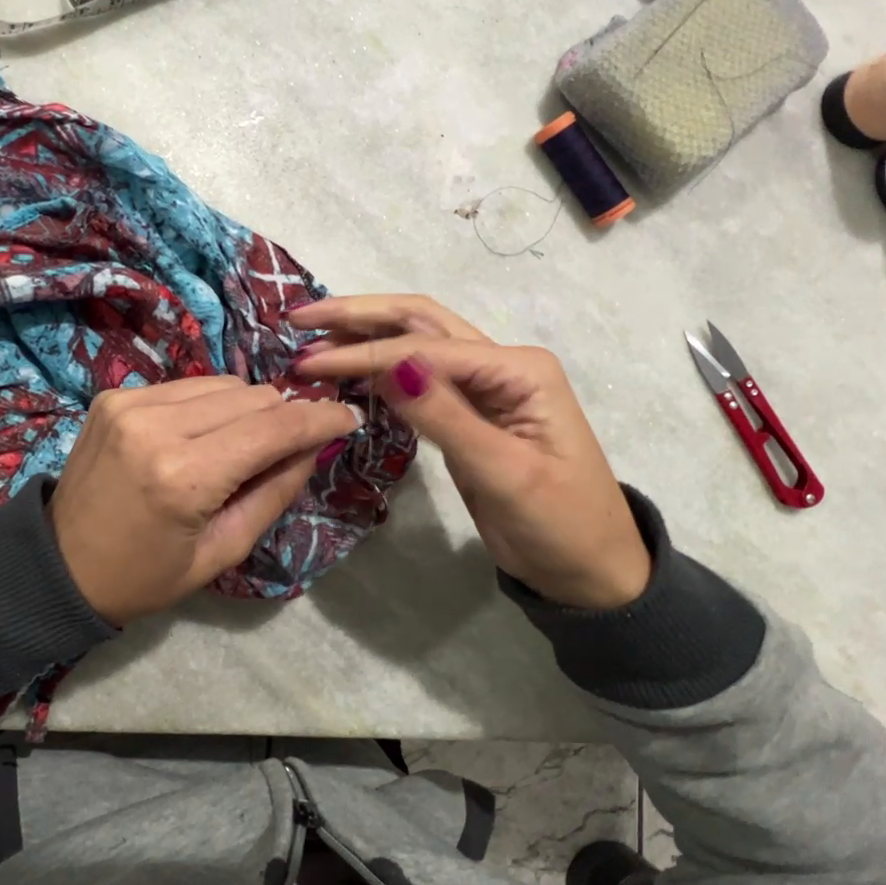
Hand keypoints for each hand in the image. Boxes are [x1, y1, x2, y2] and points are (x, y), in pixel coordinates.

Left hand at [49, 377, 358, 624]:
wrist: (58, 564)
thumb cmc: (144, 575)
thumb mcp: (221, 551)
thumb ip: (274, 492)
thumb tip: (313, 444)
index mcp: (183, 475)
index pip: (273, 428)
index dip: (319, 419)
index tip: (348, 417)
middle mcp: (155, 425)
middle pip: (251, 396)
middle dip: (282, 417)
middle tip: (290, 447)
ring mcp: (129, 403)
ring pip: (221, 384)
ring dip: (245, 409)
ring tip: (238, 448)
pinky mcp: (113, 395)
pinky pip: (185, 386)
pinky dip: (206, 407)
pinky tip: (199, 437)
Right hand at [289, 295, 649, 609]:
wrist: (587, 569)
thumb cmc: (558, 522)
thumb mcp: (503, 472)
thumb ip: (445, 416)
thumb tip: (388, 363)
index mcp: (517, 369)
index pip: (425, 347)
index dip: (363, 352)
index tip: (306, 364)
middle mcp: (499, 364)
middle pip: (419, 321)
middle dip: (358, 315)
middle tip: (298, 319)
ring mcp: (481, 387)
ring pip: (415, 343)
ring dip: (364, 335)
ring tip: (310, 338)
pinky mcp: (465, 413)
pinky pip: (415, 378)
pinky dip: (376, 369)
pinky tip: (343, 371)